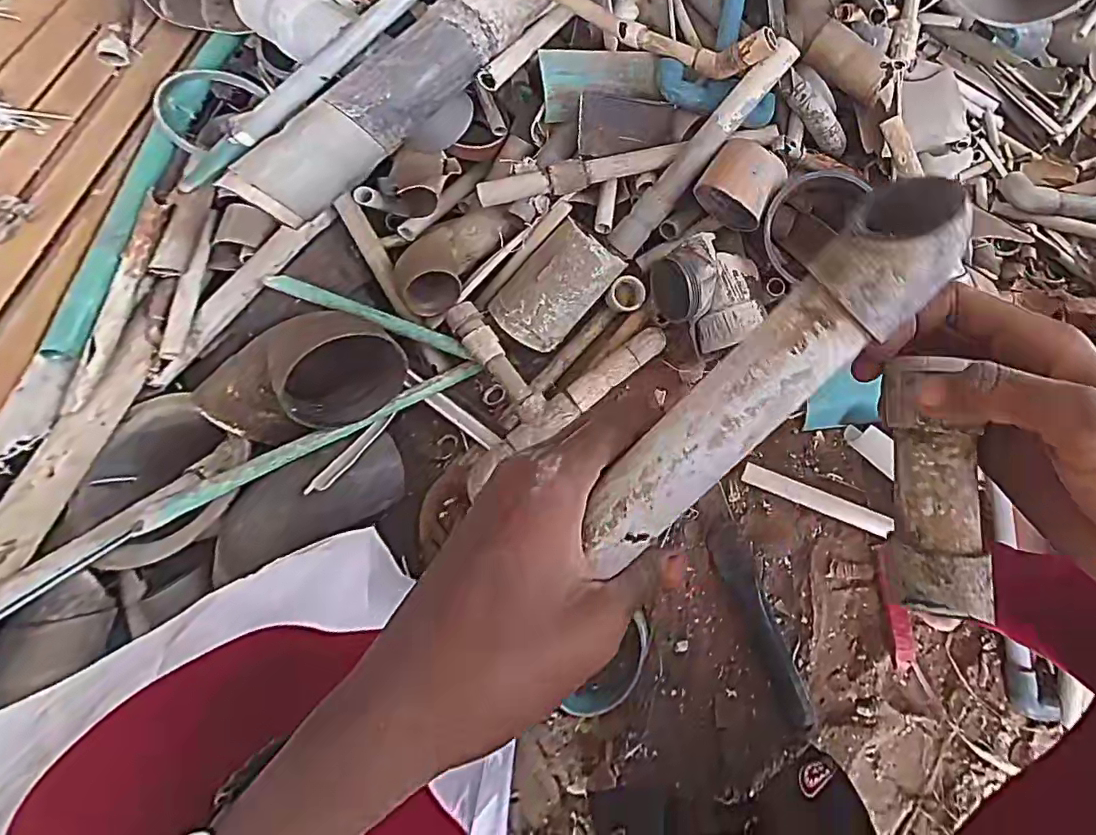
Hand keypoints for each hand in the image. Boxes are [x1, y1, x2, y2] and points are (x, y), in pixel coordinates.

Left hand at [218, 367, 683, 834]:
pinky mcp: (484, 518)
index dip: (660, 402)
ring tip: (644, 512)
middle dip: (641, 447)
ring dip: (611, 478)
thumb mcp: (596, 628)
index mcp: (551, 486)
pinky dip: (580, 499)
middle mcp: (520, 473)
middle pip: (596, 437)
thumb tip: (674, 556)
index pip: (618, 420)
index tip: (693, 390)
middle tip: (682, 467)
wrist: (402, 704)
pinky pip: (546, 490)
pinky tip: (595, 540)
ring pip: (572, 465)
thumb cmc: (501, 667)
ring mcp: (496, 493)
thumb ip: (644, 577)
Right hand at [856, 284, 1095, 606]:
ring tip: (875, 400)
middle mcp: (1018, 371)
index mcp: (1044, 347)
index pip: (962, 307)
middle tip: (863, 372)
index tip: (879, 344)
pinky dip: (915, 422)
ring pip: (936, 378)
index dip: (914, 316)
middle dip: (897, 346)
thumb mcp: (1084, 423)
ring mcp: (1003, 411)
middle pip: (941, 339)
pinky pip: (943, 423)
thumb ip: (1004, 394)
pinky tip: (900, 432)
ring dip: (902, 383)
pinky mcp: (995, 449)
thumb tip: (924, 387)